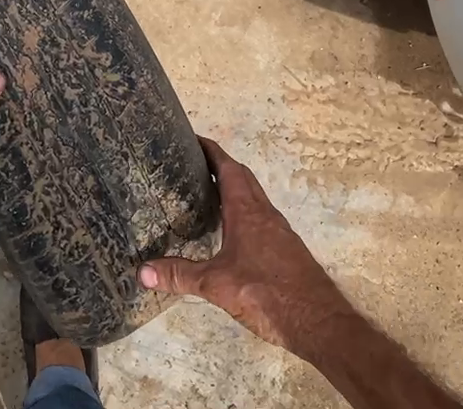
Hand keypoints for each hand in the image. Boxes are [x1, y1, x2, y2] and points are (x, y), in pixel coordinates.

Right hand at [138, 137, 356, 359]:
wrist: (320, 324)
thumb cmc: (266, 294)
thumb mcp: (216, 285)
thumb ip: (180, 275)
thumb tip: (142, 272)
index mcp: (246, 211)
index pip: (227, 167)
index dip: (210, 150)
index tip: (192, 138)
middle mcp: (265, 214)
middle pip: (243, 177)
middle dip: (221, 165)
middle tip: (195, 164)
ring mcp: (280, 232)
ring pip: (255, 198)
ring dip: (235, 188)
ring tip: (210, 194)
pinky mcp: (289, 251)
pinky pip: (263, 218)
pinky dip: (246, 212)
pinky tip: (234, 233)